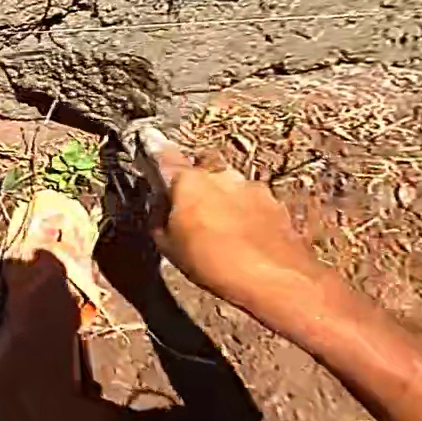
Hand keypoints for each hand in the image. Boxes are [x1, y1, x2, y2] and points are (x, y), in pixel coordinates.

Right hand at [135, 128, 330, 317]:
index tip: (146, 140)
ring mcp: (251, 188)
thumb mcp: (166, 244)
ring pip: (228, 184)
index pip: (164, 155)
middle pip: (201, 166)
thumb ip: (158, 215)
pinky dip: (242, 211)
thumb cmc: (212, 261)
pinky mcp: (275, 204)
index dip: (152, 148)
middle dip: (193, 178)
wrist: (275, 280)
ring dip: (220, 196)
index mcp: (187, 180)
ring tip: (216, 226)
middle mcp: (220, 175)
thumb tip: (159, 204)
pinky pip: (249, 200)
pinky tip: (239, 235)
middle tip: (186, 203)